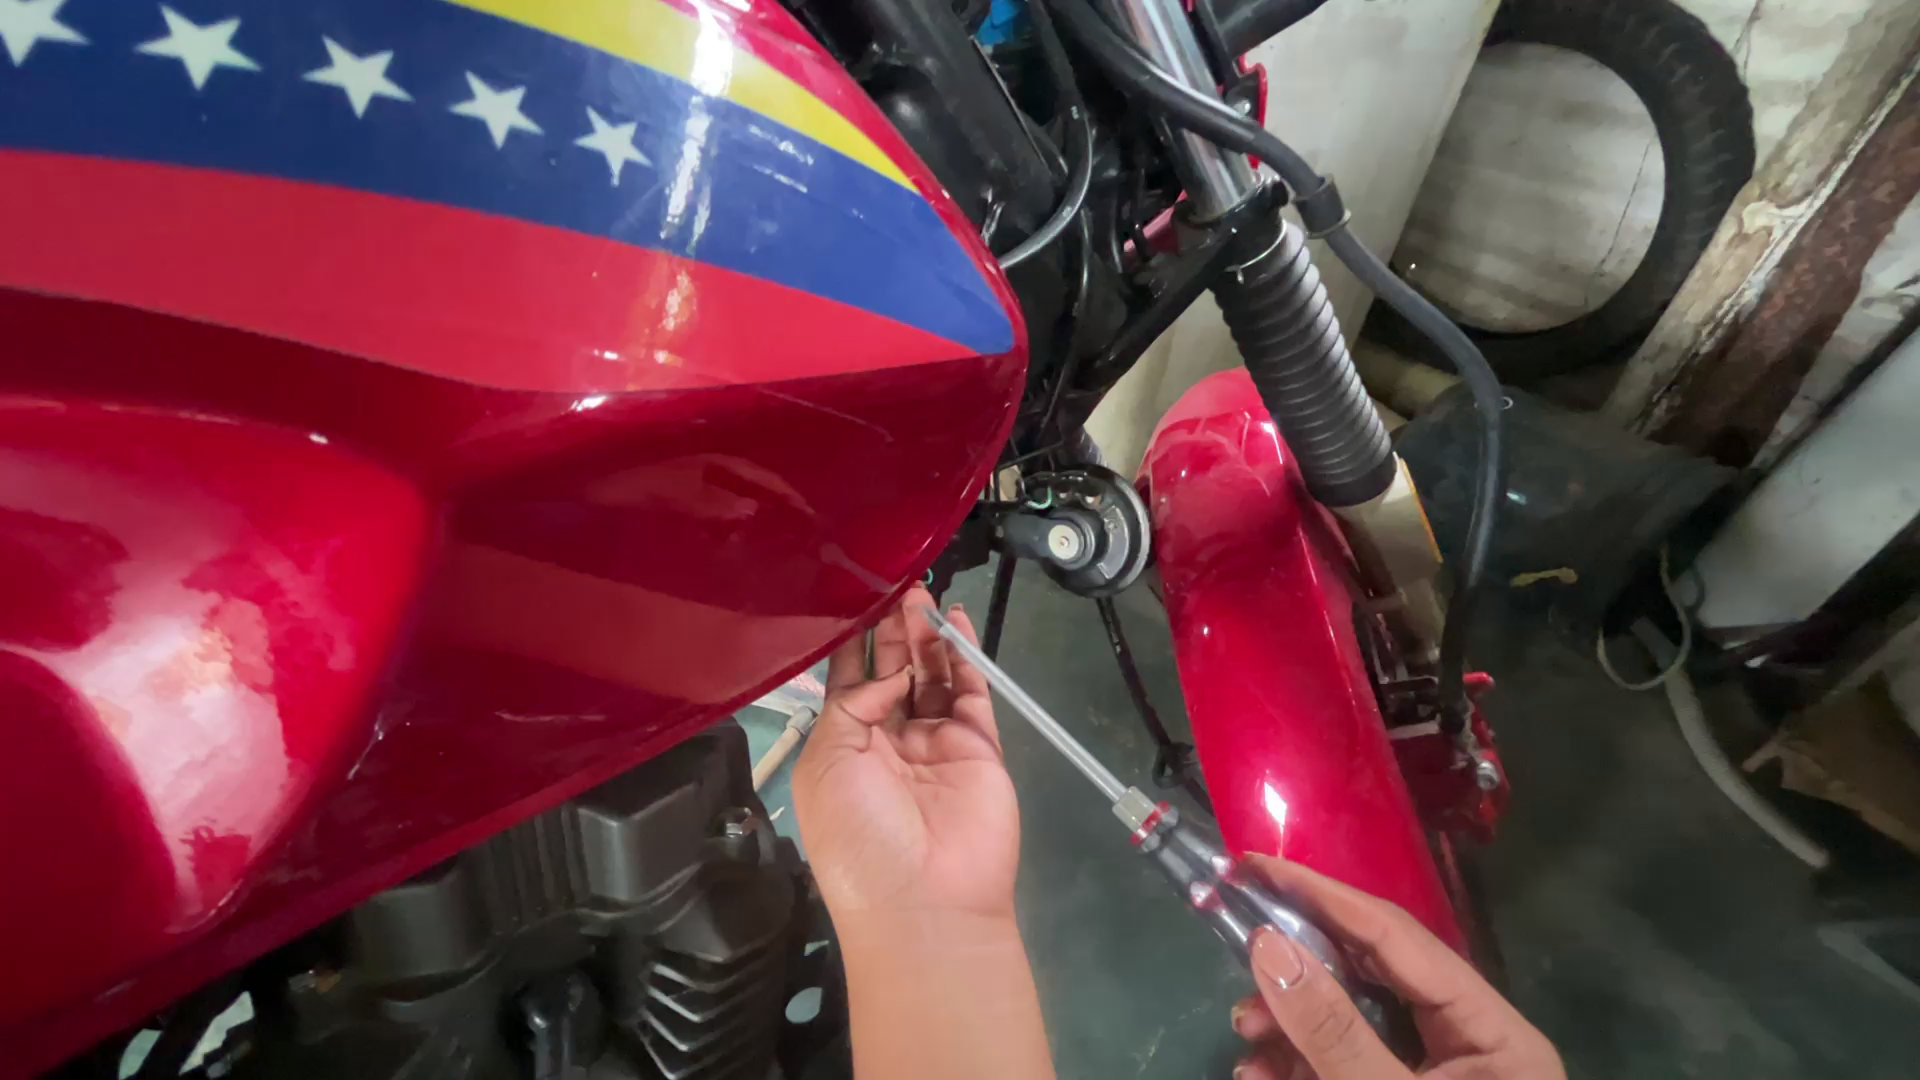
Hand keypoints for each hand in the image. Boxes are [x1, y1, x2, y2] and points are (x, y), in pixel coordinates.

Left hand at [791, 585, 1018, 920]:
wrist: (926, 899)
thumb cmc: (859, 831)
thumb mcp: (826, 765)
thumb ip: (851, 706)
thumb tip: (892, 677)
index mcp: (845, 748)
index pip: (850, 684)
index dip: (855, 645)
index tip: (858, 602)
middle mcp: (890, 741)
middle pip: (893, 673)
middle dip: (893, 633)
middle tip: (899, 589)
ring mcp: (937, 742)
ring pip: (933, 676)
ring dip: (927, 636)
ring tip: (923, 596)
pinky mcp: (978, 744)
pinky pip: (972, 691)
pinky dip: (966, 656)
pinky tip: (956, 622)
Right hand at [1230, 856, 1562, 1079]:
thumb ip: (1332, 1029)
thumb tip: (1265, 941)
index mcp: (1492, 1031)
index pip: (1391, 931)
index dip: (1319, 892)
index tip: (1253, 865)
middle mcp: (1469, 1039)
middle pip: (1368, 969)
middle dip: (1297, 964)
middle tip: (1237, 942)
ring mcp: (1439, 1073)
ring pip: (1351, 1016)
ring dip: (1290, 1023)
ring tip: (1244, 1038)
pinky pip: (1347, 1058)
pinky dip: (1301, 1062)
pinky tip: (1263, 1075)